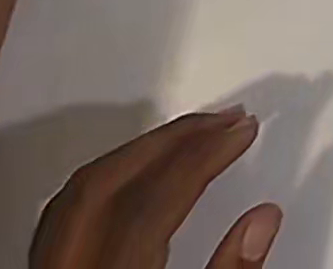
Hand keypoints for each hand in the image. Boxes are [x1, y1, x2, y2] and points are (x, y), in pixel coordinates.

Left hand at [31, 107, 282, 268]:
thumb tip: (265, 215)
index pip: (148, 202)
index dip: (204, 155)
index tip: (246, 127)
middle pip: (106, 184)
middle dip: (175, 138)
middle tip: (228, 116)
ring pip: (81, 189)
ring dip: (147, 147)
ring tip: (199, 129)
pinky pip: (68, 206)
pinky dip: (117, 170)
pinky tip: (152, 163)